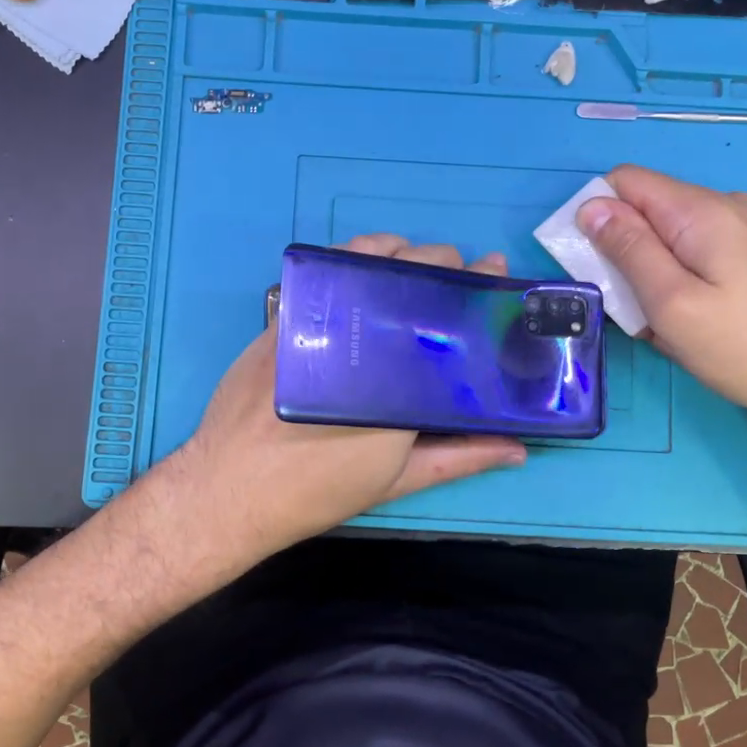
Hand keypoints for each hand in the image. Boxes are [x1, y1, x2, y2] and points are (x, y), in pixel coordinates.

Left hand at [159, 235, 526, 558]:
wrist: (228, 490)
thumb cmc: (315, 491)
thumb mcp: (395, 481)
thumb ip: (459, 458)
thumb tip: (518, 449)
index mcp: (396, 382)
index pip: (446, 318)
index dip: (473, 291)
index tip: (494, 274)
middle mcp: (357, 339)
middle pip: (409, 278)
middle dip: (443, 267)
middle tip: (461, 276)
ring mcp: (314, 321)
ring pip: (366, 263)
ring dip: (400, 255)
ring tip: (421, 268)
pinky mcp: (283, 317)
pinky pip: (328, 272)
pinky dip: (357, 259)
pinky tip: (373, 270)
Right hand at [576, 165, 746, 442]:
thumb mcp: (671, 303)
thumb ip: (627, 249)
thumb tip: (591, 206)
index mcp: (701, 211)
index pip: (625, 181)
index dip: (595, 214)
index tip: (591, 265)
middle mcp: (727, 208)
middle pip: (648, 210)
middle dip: (624, 254)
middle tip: (633, 310)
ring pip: (671, 239)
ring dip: (652, 277)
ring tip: (667, 327)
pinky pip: (699, 258)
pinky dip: (681, 286)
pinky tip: (694, 328)